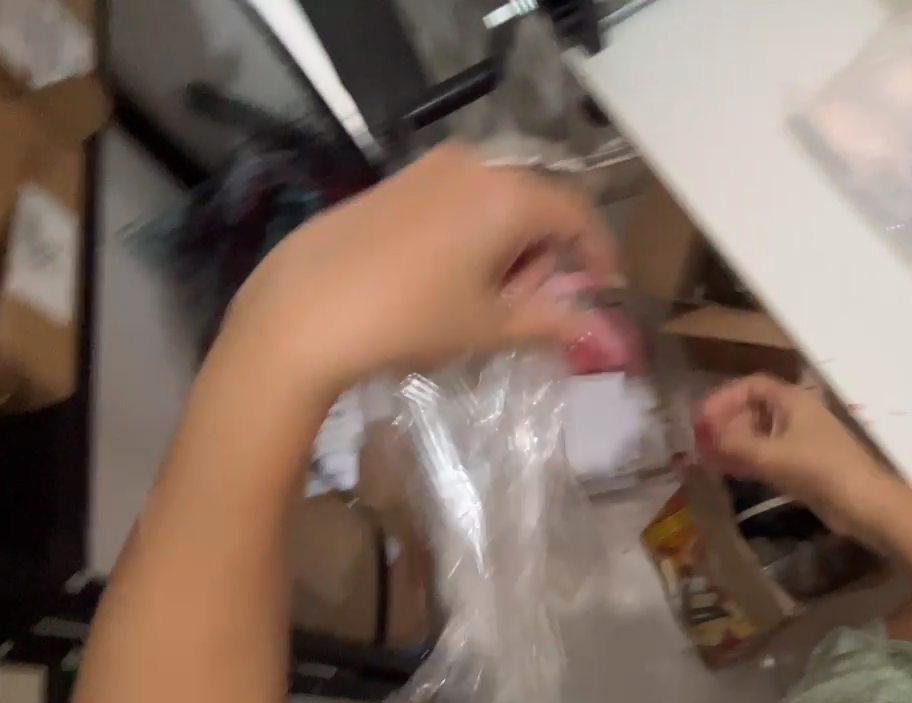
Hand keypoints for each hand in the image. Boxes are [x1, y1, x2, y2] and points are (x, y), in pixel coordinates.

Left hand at [214, 143, 618, 392]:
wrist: (307, 308)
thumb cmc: (414, 318)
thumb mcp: (493, 325)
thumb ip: (553, 320)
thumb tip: (595, 328)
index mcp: (509, 195)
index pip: (578, 214)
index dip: (600, 254)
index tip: (605, 291)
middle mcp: (476, 165)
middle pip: (539, 203)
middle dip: (551, 254)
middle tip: (538, 305)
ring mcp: (433, 167)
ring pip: (501, 200)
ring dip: (514, 246)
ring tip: (492, 297)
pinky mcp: (401, 180)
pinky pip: (464, 199)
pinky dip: (481, 234)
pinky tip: (456, 277)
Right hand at [697, 375, 899, 541]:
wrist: (862, 502)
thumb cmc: (818, 470)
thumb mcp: (770, 455)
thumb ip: (735, 444)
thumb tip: (708, 437)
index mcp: (792, 400)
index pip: (751, 386)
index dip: (723, 398)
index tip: (701, 418)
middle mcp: (797, 414)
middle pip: (754, 409)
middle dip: (726, 422)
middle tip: (701, 440)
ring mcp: (802, 439)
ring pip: (761, 434)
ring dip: (735, 443)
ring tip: (709, 458)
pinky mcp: (805, 464)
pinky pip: (770, 454)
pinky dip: (749, 459)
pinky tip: (732, 472)